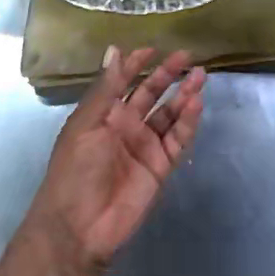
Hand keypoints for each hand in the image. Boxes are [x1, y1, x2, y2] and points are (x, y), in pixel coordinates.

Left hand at [21, 47, 206, 273]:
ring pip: (168, 114)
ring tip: (200, 76)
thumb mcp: (87, 123)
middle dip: (167, 75)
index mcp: (103, 113)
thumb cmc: (74, 170)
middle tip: (187, 56)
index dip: (137, 64)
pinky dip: (188, 122)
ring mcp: (144, 146)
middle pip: (151, 94)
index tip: (153, 48)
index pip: (123, 81)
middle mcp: (126, 125)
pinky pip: (177, 139)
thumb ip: (107, 88)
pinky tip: (196, 104)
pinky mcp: (160, 167)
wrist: (78, 227)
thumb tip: (116, 49)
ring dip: (184, 96)